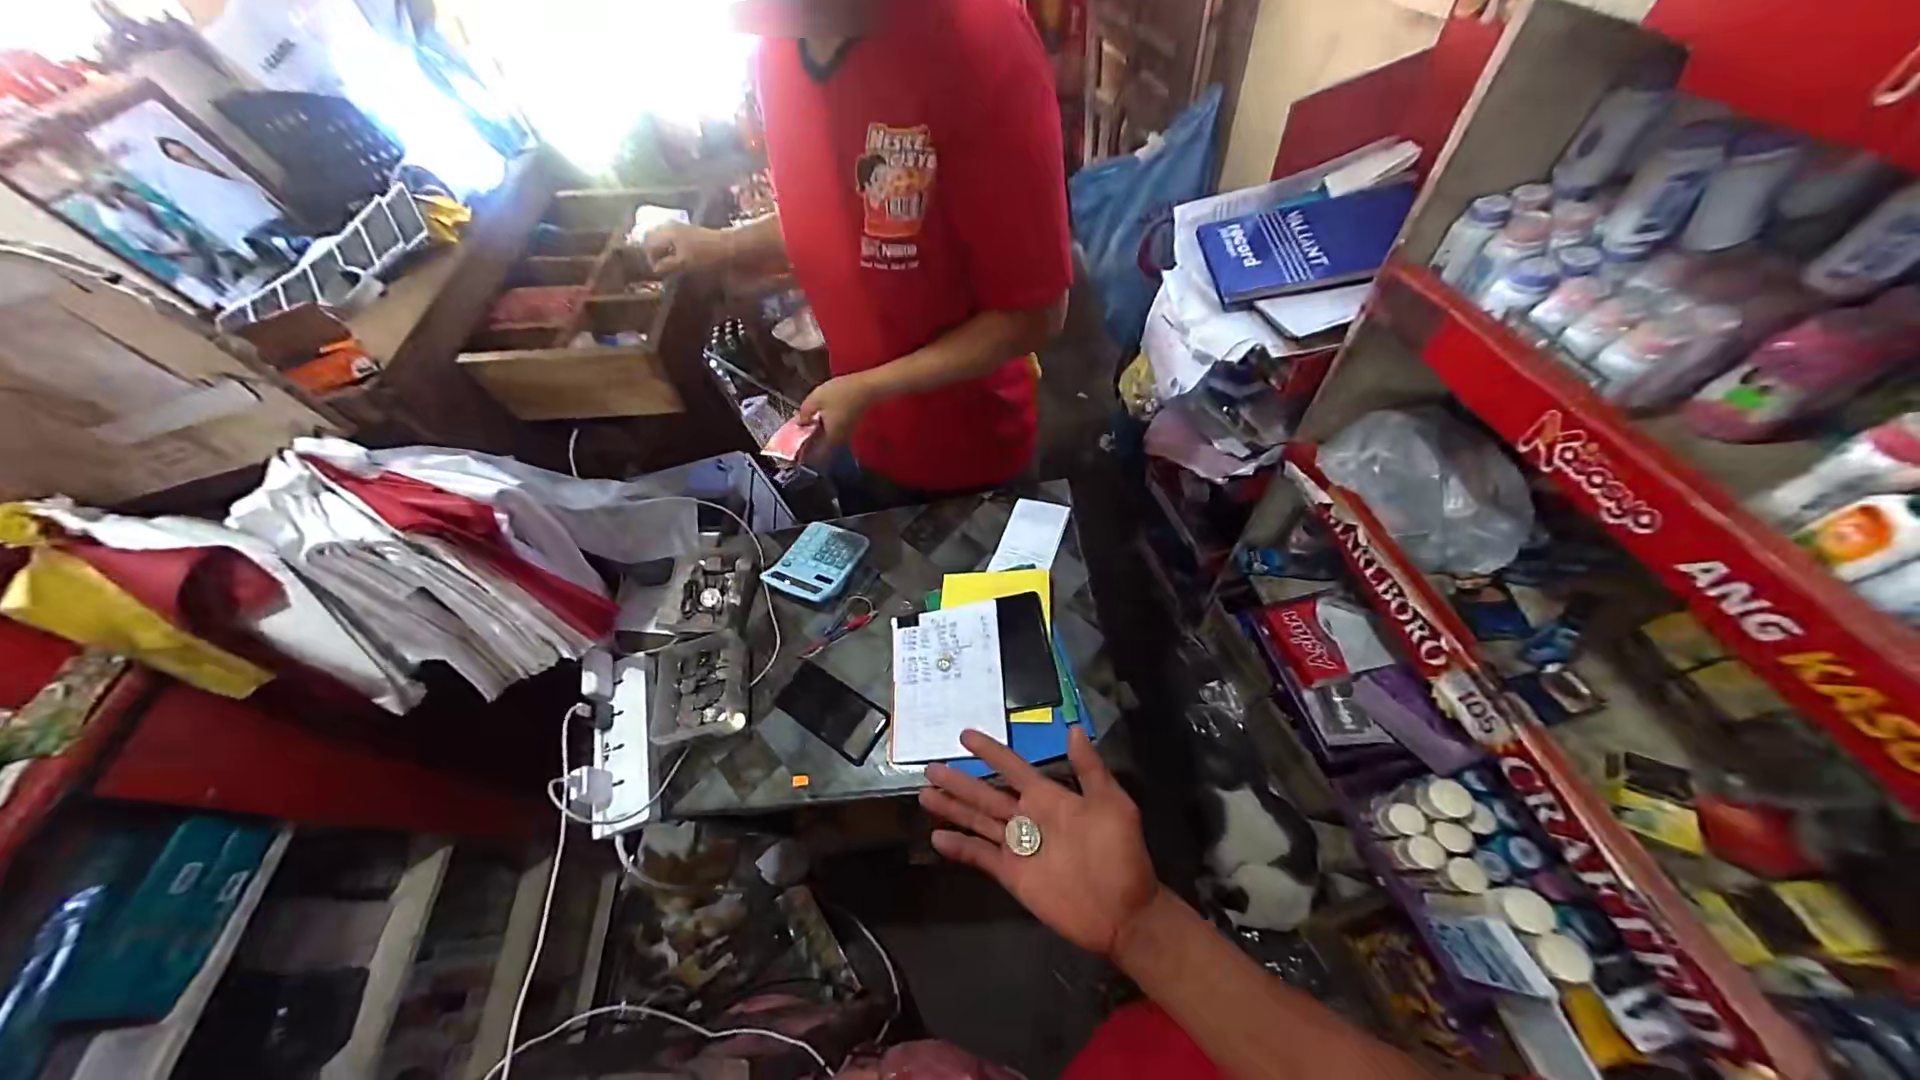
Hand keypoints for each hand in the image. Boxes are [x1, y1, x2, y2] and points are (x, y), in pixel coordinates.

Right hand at [640, 222, 730, 275]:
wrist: (728, 246)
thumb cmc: (705, 255)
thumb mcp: (683, 262)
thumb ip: (666, 264)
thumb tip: (655, 268)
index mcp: (665, 232)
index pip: (648, 244)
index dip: (651, 259)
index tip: (658, 272)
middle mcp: (670, 226)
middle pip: (655, 240)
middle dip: (656, 254)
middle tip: (663, 269)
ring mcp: (681, 228)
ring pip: (665, 240)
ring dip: (665, 253)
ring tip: (672, 266)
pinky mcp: (690, 232)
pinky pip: (674, 240)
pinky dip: (674, 250)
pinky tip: (681, 260)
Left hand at [795, 373, 877, 456]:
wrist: (867, 386)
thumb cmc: (841, 393)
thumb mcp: (816, 399)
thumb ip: (804, 413)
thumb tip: (800, 423)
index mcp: (830, 438)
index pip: (814, 453)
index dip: (802, 450)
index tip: (793, 443)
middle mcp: (839, 440)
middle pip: (820, 445)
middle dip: (808, 438)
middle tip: (797, 427)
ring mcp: (846, 433)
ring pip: (827, 437)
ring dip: (816, 430)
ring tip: (807, 418)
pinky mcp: (850, 425)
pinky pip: (833, 429)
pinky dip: (824, 424)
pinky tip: (820, 414)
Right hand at [920, 728, 1161, 957]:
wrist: (1125, 912)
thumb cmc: (1121, 854)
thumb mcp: (1112, 804)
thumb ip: (1089, 769)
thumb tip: (1072, 729)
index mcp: (1048, 797)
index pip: (1011, 767)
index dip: (989, 750)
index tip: (965, 735)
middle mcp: (1027, 817)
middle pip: (985, 793)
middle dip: (958, 780)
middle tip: (930, 767)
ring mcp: (1018, 846)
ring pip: (977, 820)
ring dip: (952, 807)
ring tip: (925, 794)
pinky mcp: (1012, 874)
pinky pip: (981, 856)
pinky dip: (959, 847)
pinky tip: (937, 838)